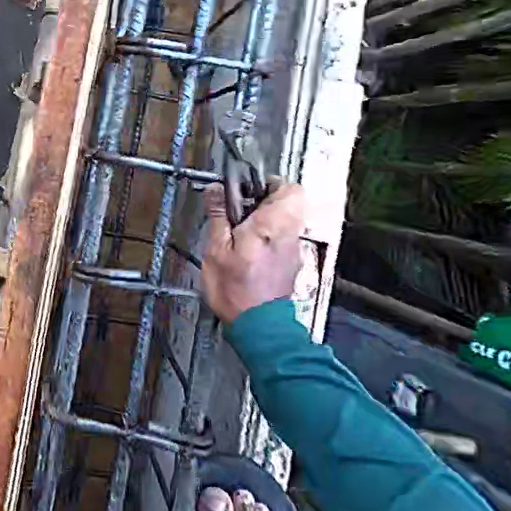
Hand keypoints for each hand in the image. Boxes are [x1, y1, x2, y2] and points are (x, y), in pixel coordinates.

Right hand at [199, 180, 308, 322]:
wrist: (258, 327)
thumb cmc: (236, 289)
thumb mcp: (216, 249)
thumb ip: (218, 215)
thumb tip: (216, 190)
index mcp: (272, 225)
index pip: (290, 189)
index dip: (269, 183)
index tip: (246, 189)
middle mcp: (290, 234)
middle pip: (288, 202)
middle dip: (262, 200)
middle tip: (237, 209)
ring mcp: (294, 250)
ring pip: (285, 220)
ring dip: (263, 218)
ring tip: (238, 231)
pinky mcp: (291, 263)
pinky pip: (282, 237)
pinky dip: (266, 236)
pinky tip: (246, 249)